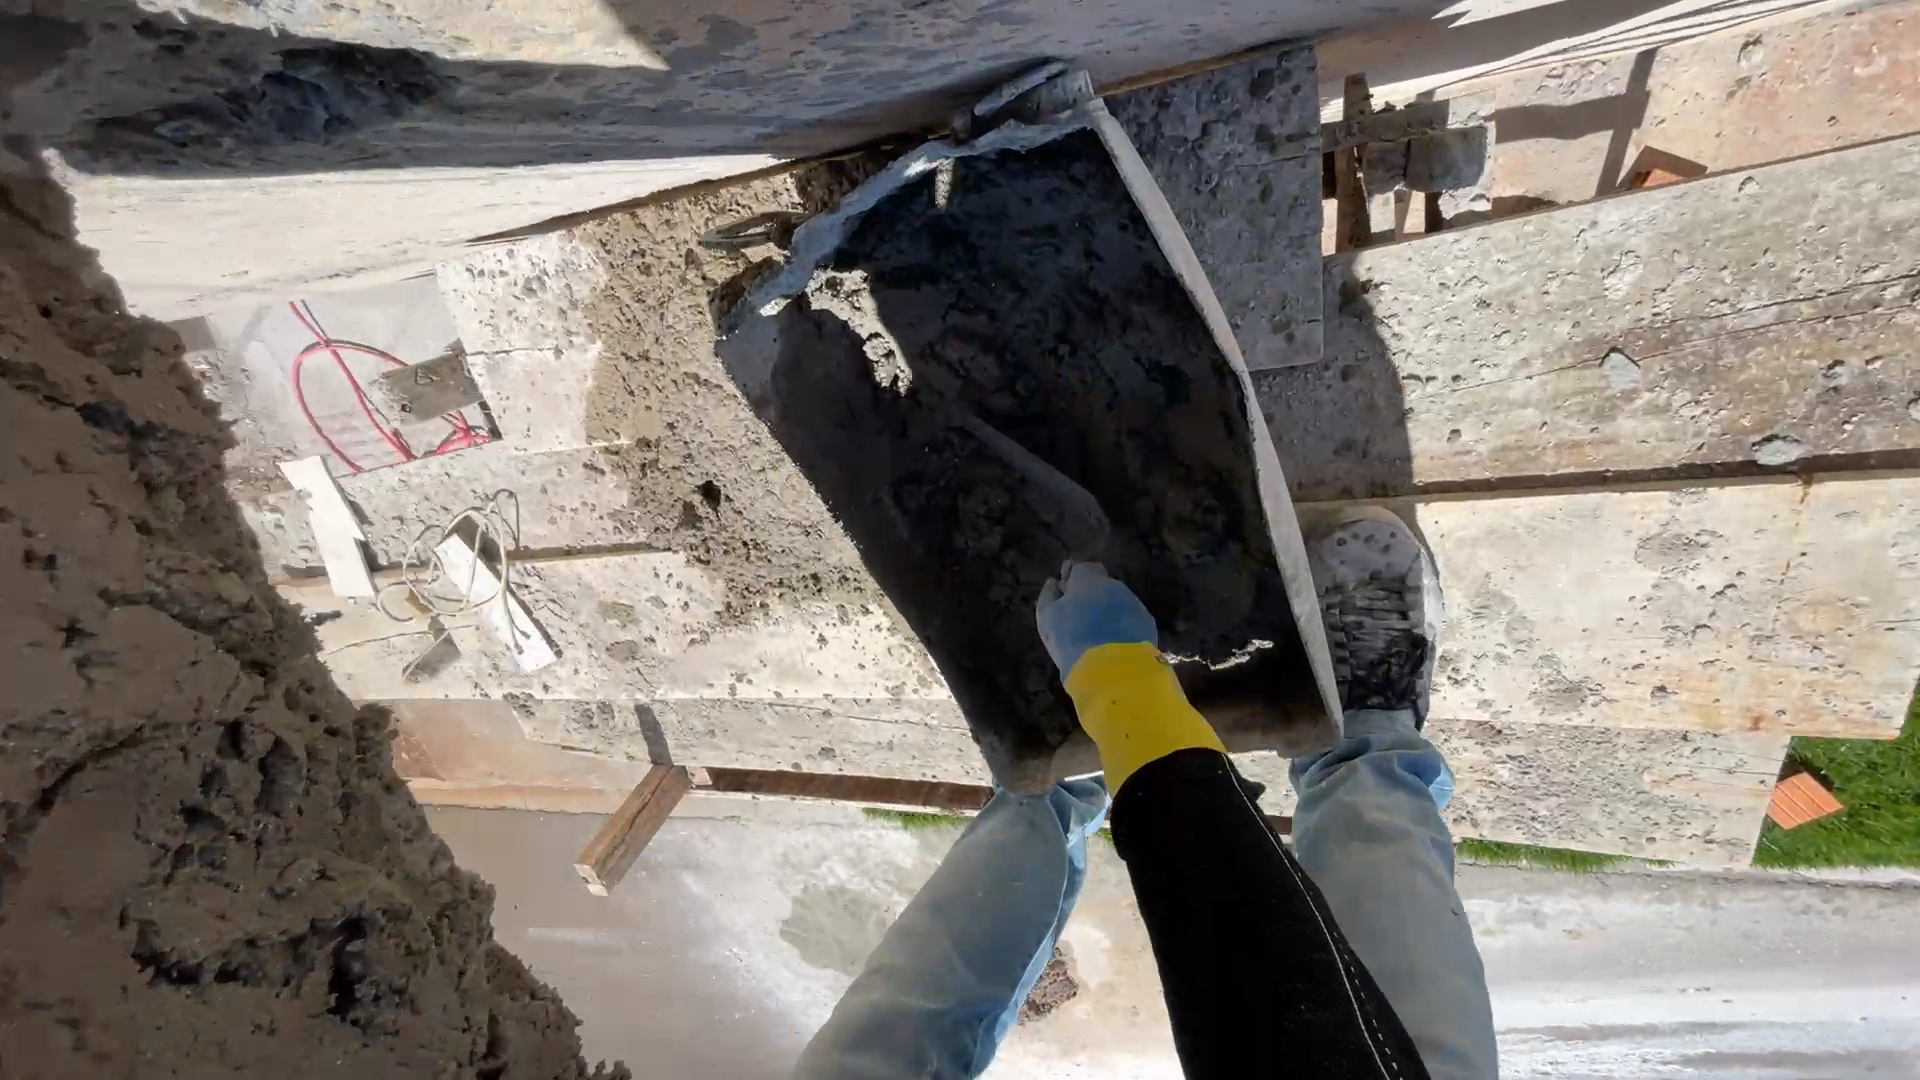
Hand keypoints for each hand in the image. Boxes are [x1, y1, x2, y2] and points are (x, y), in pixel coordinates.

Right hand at [1035, 561, 1157, 680]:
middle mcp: (1115, 586)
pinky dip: (1122, 627)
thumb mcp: (1047, 618)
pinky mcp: (1148, 624)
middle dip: (1092, 596)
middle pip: (1102, 585)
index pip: (1082, 567)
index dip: (1073, 578)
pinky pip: (1130, 620)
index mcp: (1089, 580)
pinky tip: (1113, 644)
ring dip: (1108, 612)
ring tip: (1097, 634)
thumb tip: (1054, 584)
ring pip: (1118, 603)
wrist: (1112, 669)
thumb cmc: (1072, 639)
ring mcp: (1135, 604)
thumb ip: (1048, 596)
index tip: (1066, 592)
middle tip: (1080, 616)